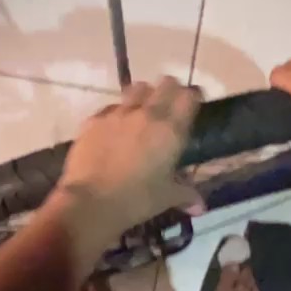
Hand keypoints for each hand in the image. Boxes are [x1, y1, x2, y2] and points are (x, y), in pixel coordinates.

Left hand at [44, 78, 202, 268]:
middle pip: (166, 83)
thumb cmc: (136, 200)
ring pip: (137, 88)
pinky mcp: (94, 119)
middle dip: (171, 91)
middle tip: (170, 107)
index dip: (193, 98)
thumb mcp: (166, 198)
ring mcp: (118, 113)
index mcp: (170, 129)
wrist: (89, 202)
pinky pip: (111, 107)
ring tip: (142, 113)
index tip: (193, 106)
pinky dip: (117, 114)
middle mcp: (146, 113)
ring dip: (144, 96)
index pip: (189, 96)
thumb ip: (186, 195)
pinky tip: (114, 130)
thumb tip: (200, 207)